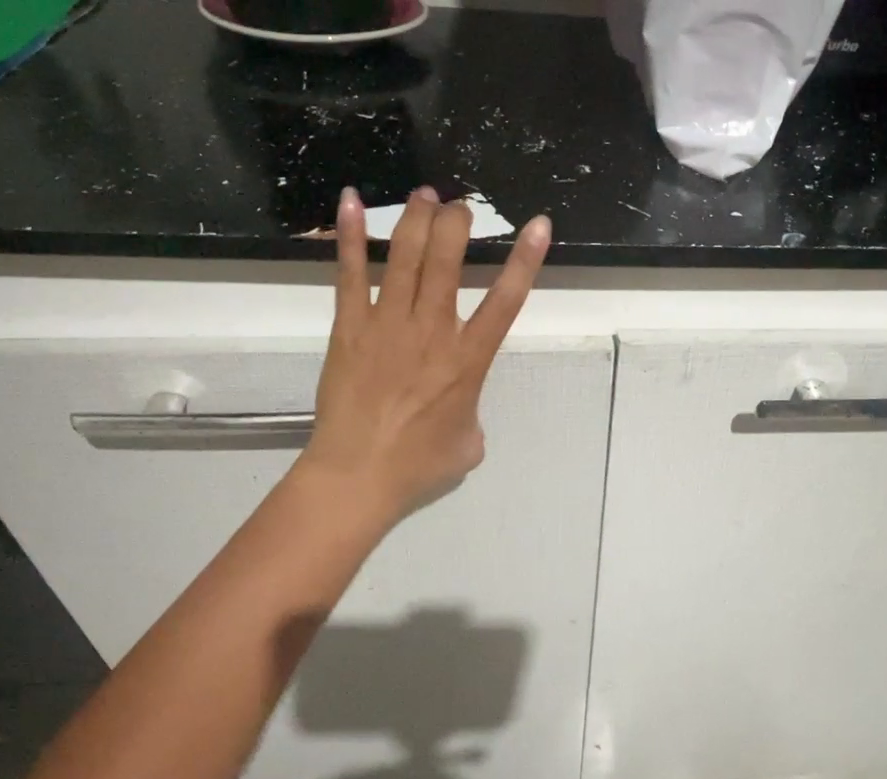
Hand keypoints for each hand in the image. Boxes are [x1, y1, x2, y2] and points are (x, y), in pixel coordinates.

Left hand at [298, 186, 549, 519]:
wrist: (359, 474)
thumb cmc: (419, 466)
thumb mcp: (468, 445)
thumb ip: (472, 414)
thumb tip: (461, 406)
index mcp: (468, 361)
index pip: (505, 301)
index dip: (525, 260)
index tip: (537, 225)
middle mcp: (432, 331)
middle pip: (447, 260)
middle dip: (457, 223)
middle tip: (460, 209)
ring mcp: (387, 324)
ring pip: (405, 255)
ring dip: (416, 218)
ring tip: (425, 195)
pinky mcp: (348, 326)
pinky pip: (350, 272)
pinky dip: (350, 235)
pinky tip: (350, 201)